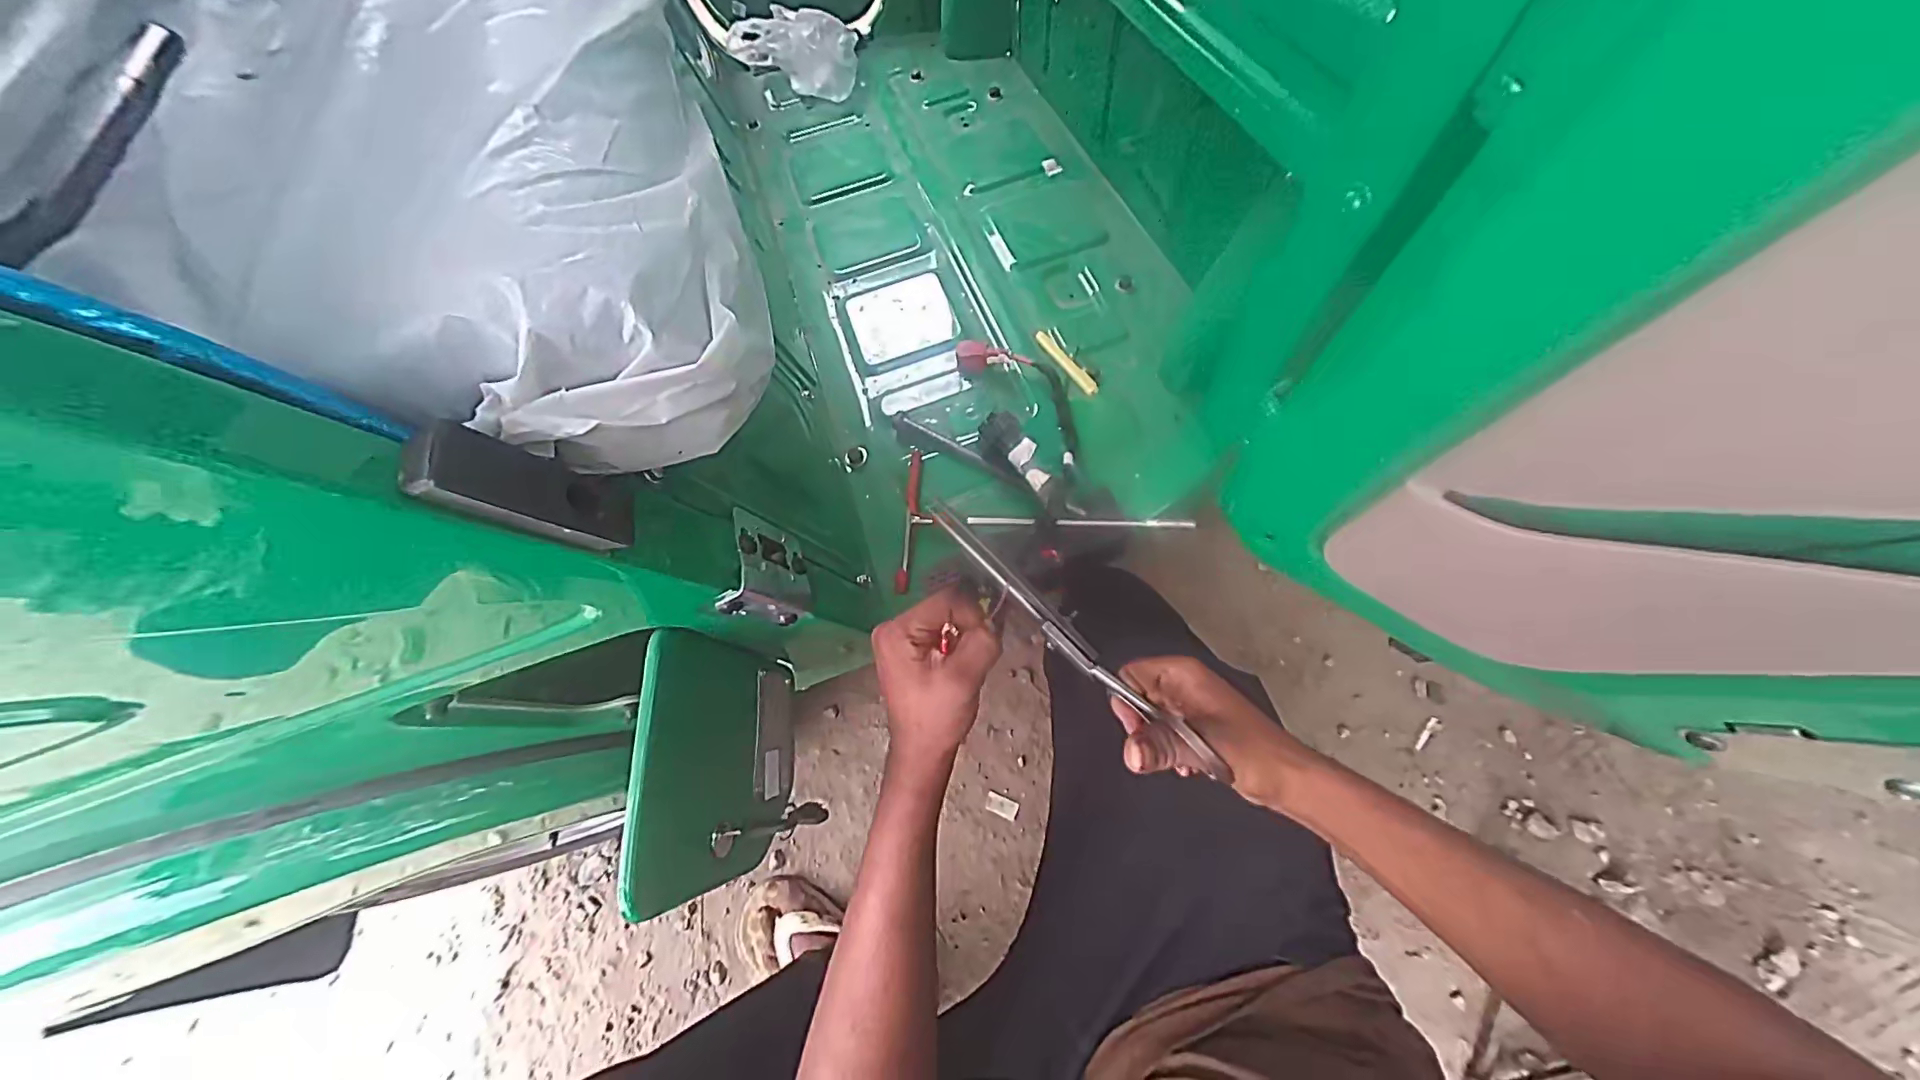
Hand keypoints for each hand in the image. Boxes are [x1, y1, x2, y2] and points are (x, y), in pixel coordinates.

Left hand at [871, 587, 1001, 770]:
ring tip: (967, 663)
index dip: (972, 613)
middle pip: (946, 605)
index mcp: (897, 631)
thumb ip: (982, 640)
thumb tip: (995, 619)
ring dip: (965, 636)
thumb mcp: (963, 677)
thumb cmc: (933, 722)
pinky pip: (943, 631)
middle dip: (969, 626)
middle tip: (978, 652)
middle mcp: (894, 629)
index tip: (985, 636)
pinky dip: (959, 644)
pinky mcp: (912, 649)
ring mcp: (902, 639)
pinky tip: (960, 665)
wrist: (922, 752)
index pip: (945, 598)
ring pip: (948, 618)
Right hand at [1108, 655, 1321, 809]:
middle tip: (1162, 745)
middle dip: (1143, 727)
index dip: (1127, 703)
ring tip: (1181, 756)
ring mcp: (1189, 704)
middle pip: (1136, 697)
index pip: (1129, 674)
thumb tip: (1130, 752)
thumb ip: (1159, 746)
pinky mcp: (1194, 726)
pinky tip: (1187, 762)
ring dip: (1157, 741)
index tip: (1138, 729)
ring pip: (1148, 718)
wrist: (1286, 777)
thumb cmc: (1254, 752)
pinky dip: (1168, 750)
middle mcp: (1184, 683)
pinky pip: (1163, 732)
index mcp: (1183, 673)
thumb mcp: (1199, 746)